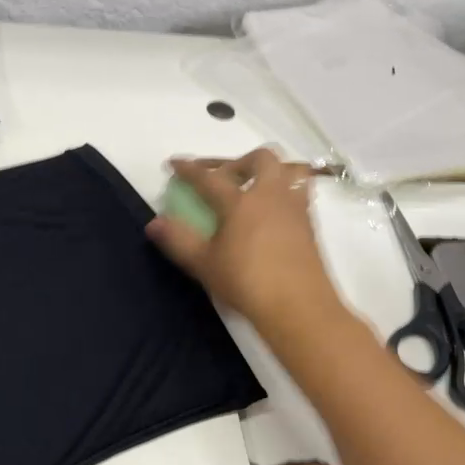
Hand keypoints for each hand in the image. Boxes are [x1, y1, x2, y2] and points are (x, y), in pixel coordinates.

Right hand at [146, 148, 342, 326]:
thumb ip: (178, 240)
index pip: (209, 177)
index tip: (174, 163)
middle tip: (222, 177)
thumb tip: (154, 223)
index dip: (188, 169)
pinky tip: (273, 210)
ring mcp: (295, 207)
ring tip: (255, 186)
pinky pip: (300, 190)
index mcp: (240, 202)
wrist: (298, 306)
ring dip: (270, 170)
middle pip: (260, 159)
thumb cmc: (246, 282)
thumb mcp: (203, 264)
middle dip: (238, 161)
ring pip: (289, 169)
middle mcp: (271, 195)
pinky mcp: (310, 223)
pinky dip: (284, 189)